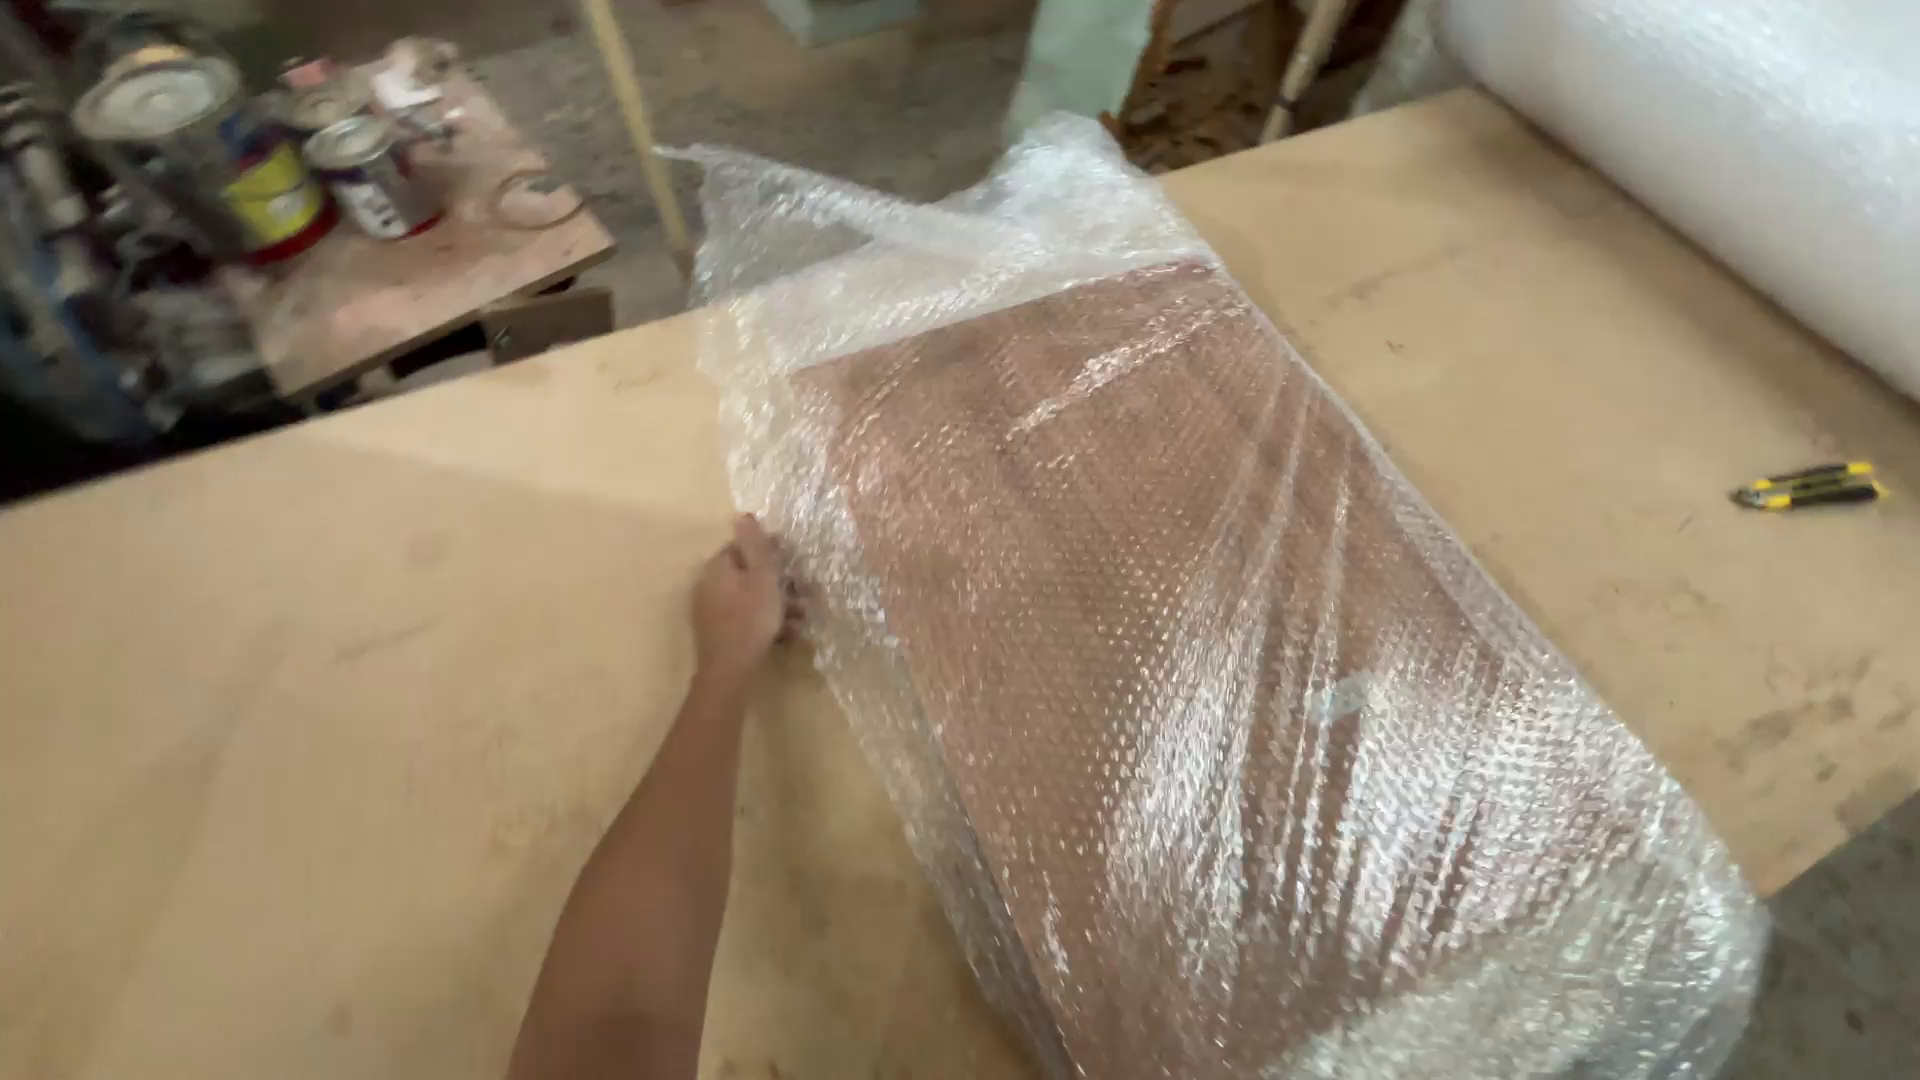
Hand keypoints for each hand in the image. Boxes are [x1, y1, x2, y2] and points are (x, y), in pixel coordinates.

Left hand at [691, 514, 800, 683]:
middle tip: (805, 594)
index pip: (743, 547)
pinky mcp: (718, 632)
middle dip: (779, 583)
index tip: (793, 564)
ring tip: (801, 618)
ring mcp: (711, 611)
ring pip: (750, 598)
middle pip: (748, 574)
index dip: (770, 553)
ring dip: (777, 604)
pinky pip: (746, 617)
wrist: (731, 671)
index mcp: (717, 568)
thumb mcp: (762, 578)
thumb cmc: (751, 620)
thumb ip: (755, 545)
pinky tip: (786, 635)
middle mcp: (709, 585)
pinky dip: (766, 622)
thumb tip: (742, 513)